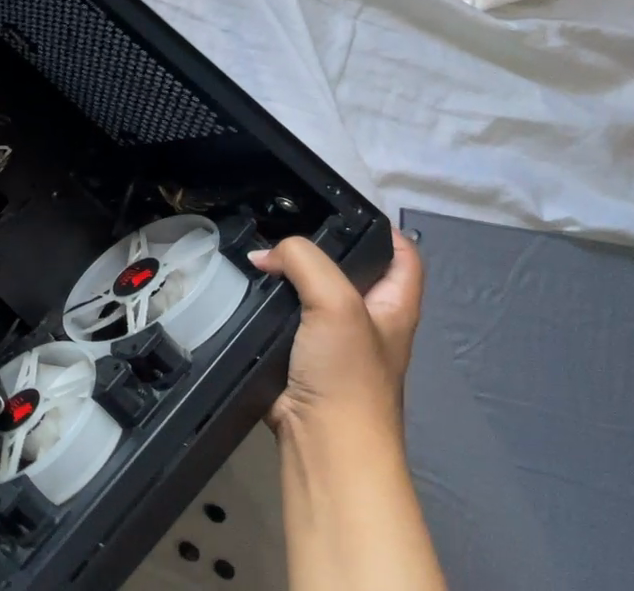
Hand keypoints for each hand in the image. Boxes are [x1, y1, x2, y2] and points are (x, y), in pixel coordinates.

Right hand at [250, 225, 423, 440]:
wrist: (323, 436)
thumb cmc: (346, 373)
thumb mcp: (337, 304)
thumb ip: (305, 263)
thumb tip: (266, 255)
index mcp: (394, 306)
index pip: (402, 255)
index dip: (380, 229)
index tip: (337, 207)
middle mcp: (365, 318)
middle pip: (344, 269)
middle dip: (313, 247)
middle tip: (276, 227)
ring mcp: (329, 337)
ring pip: (305, 291)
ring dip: (281, 275)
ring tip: (251, 255)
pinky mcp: (294, 352)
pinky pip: (277, 314)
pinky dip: (260, 300)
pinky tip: (240, 291)